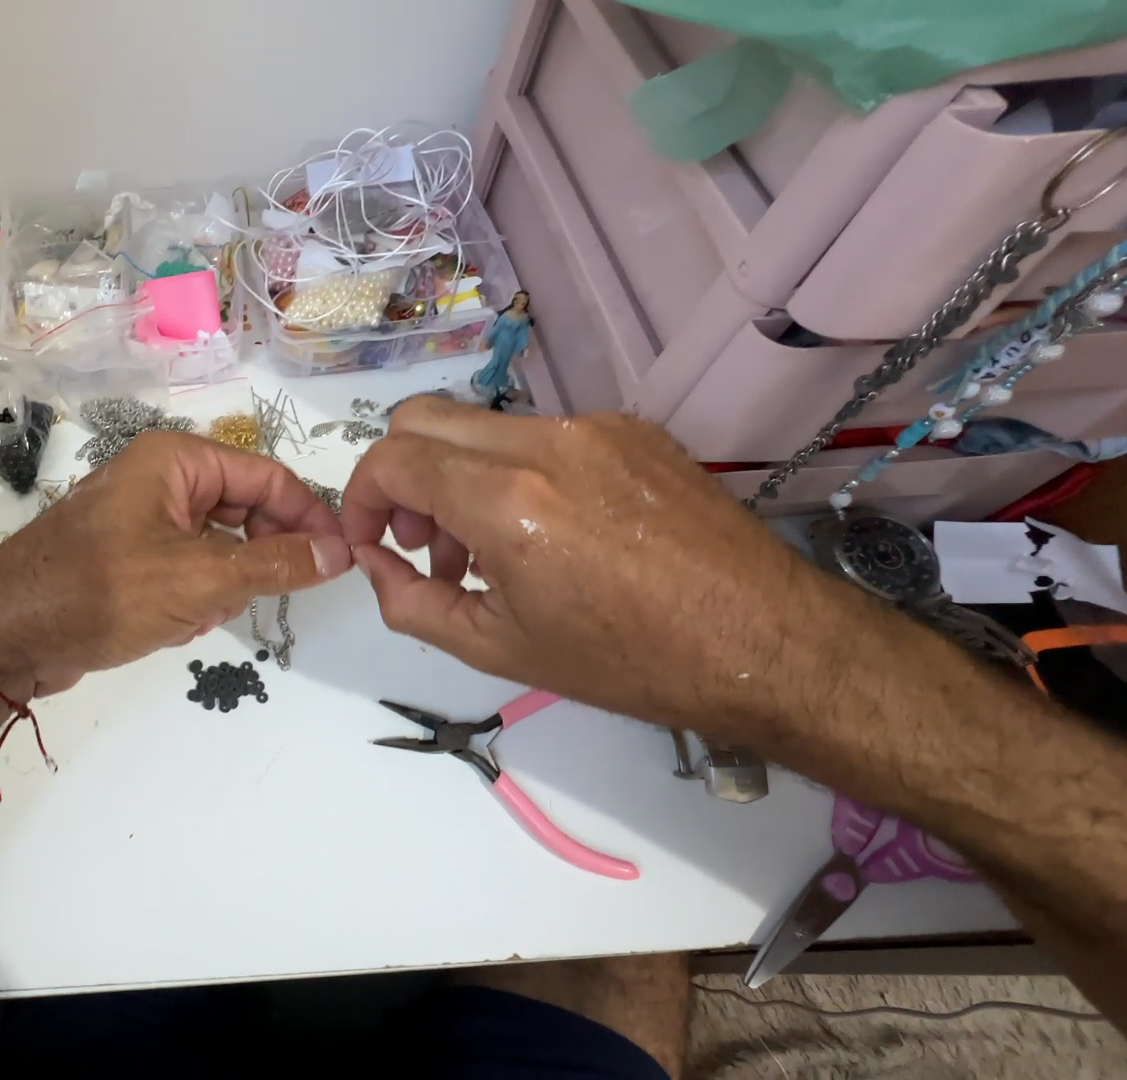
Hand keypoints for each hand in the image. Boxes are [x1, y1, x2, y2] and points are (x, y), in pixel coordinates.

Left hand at [0, 431, 351, 697]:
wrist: (8, 636)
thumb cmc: (103, 592)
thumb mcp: (200, 579)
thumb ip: (274, 564)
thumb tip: (338, 551)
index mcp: (175, 460)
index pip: (266, 476)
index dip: (307, 516)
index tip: (338, 560)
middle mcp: (158, 479)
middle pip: (241, 508)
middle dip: (257, 556)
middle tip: (267, 594)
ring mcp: (139, 518)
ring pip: (215, 544)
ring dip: (222, 583)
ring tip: (204, 613)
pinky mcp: (126, 556)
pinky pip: (184, 567)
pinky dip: (193, 596)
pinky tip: (176, 624)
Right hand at [341, 398, 863, 732]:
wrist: (767, 645)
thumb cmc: (623, 661)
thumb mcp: (492, 648)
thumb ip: (407, 602)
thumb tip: (373, 561)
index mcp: (506, 501)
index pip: (391, 460)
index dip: (359, 499)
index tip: (370, 541)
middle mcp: (544, 443)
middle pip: (421, 420)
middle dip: (397, 477)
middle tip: (417, 539)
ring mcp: (592, 427)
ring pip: (476, 427)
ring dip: (452, 478)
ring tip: (481, 550)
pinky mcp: (628, 429)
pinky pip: (533, 435)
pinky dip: (506, 474)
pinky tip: (540, 532)